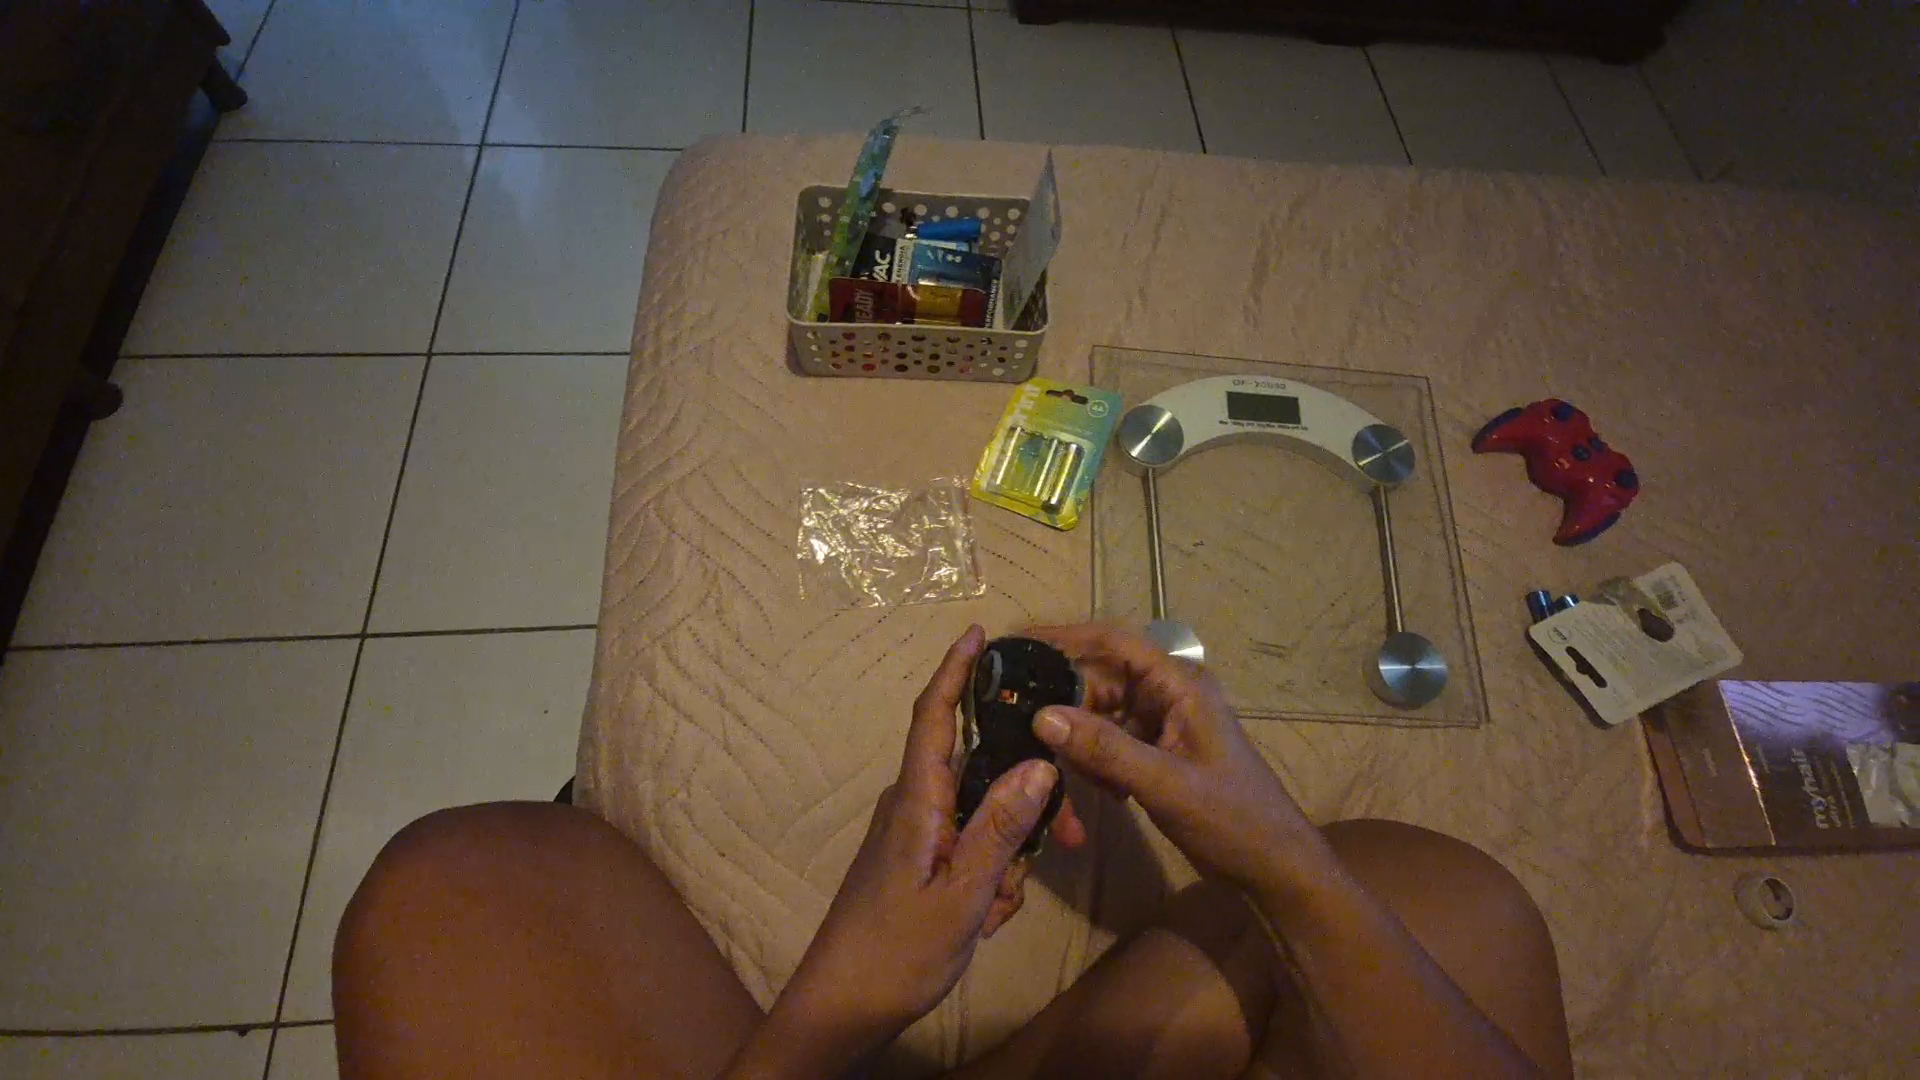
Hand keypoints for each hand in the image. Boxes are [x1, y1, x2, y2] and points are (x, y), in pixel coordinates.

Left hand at [769, 626, 1080, 1062]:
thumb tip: (1039, 762)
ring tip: (998, 907)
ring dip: (1004, 853)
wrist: (840, 1006)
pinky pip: (967, 843)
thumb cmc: (897, 949)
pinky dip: (988, 872)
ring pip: (982, 814)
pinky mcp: (917, 856)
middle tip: (1061, 843)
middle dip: (1021, 802)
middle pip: (980, 771)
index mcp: (917, 798)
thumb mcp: (963, 894)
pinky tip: (985, 914)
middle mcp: (914, 802)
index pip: (934, 714)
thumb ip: (1001, 827)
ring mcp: (914, 830)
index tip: (978, 631)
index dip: (955, 669)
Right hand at [1025, 622, 1326, 896]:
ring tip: (1066, 774)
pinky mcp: (1152, 750)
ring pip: (1097, 713)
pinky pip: (1106, 742)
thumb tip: (1042, 717)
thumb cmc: (1233, 818)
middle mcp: (1165, 693)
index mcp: (1178, 683)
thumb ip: (1105, 749)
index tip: (1017, 643)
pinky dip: (1094, 762)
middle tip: (1021, 727)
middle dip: (1063, 703)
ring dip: (1078, 741)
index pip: (1112, 641)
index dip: (1064, 637)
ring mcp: (1158, 722)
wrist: (1274, 868)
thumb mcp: (1167, 784)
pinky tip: (1101, 793)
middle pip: (1097, 680)